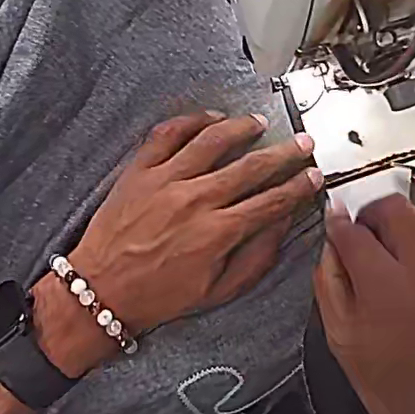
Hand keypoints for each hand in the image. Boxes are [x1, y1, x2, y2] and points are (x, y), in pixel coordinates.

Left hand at [64, 110, 320, 341]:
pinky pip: (168, 134)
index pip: (272, 200)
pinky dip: (192, 120)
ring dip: (242, 128)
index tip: (312, 176)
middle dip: (285, 153)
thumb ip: (256, 258)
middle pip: (252, 166)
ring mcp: (165, 181)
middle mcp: (195, 200)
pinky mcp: (140, 171)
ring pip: (213, 140)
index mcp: (217, 232)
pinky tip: (209, 118)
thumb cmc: (157, 295)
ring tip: (258, 123)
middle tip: (301, 143)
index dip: (299, 186)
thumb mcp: (217, 291)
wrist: (102, 290)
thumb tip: (281, 227)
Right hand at [314, 194, 414, 413]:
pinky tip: (409, 267)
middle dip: (369, 213)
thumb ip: (330, 285)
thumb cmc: (397, 391)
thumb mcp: (342, 340)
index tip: (332, 226)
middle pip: (393, 208)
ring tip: (385, 247)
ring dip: (397, 223)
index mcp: (384, 286)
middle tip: (359, 232)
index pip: (352, 230)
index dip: (336, 224)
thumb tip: (329, 250)